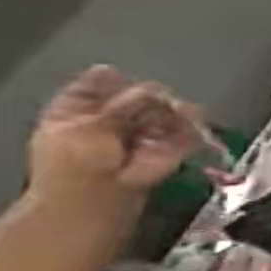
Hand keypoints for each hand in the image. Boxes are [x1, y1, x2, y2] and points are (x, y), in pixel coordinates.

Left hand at [30, 65, 206, 198]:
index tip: (116, 72)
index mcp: (76, 116)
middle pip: (133, 100)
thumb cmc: (77, 162)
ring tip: (180, 111)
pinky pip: (184, 134)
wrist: (100, 198)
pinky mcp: (169, 152)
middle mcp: (109, 125)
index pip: (90, 91)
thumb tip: (153, 90)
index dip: (103, 81)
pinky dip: (191, 127)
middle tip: (156, 98)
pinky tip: (194, 119)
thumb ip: (123, 106)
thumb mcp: (90, 126)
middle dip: (146, 98)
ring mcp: (141, 139)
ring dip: (171, 112)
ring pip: (161, 115)